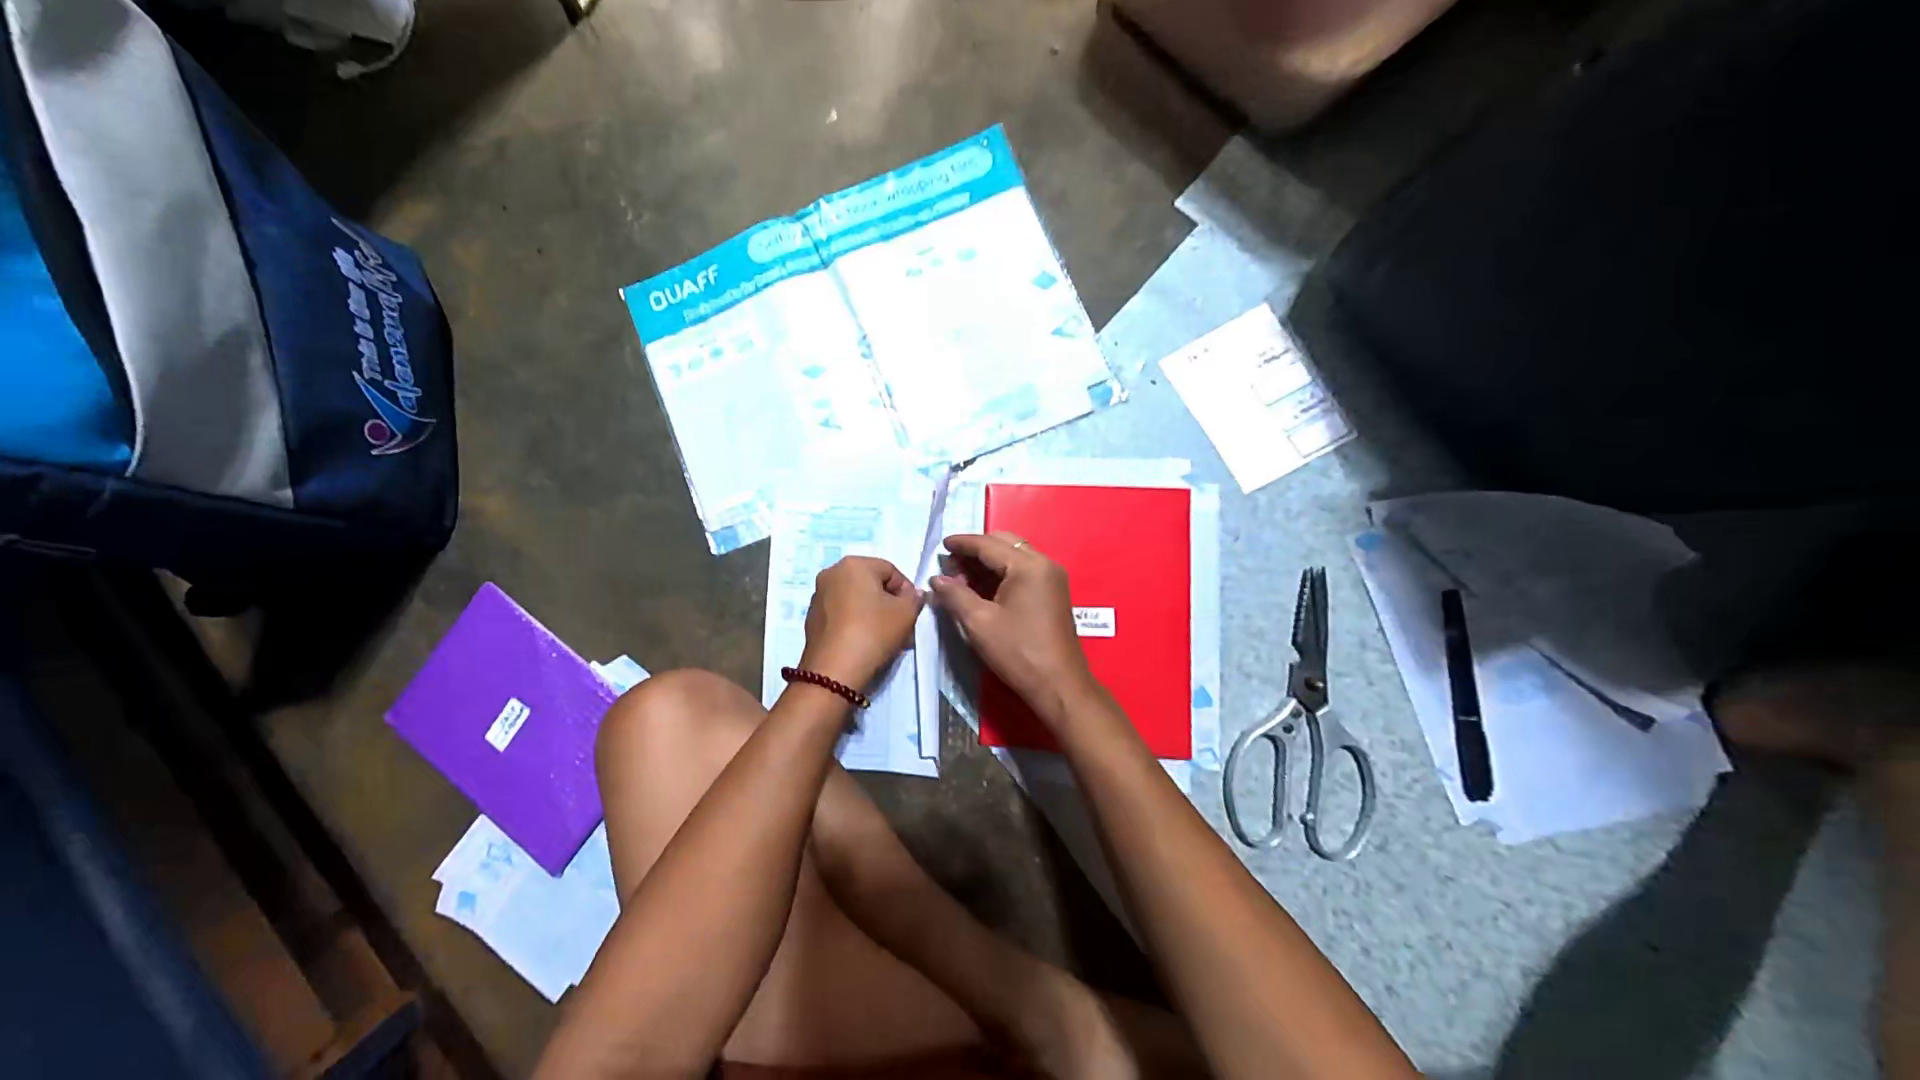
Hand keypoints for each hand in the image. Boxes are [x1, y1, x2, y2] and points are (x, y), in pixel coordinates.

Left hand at [799, 556, 922, 692]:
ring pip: (856, 600)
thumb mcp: (906, 613)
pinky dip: (855, 622)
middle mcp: (831, 574)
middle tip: (901, 625)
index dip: (906, 591)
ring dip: (872, 613)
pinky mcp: (812, 619)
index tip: (912, 612)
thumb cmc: (873, 631)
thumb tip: (913, 594)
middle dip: (888, 602)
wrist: (834, 670)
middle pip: (871, 584)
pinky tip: (865, 642)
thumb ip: (914, 598)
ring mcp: (818, 596)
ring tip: (884, 636)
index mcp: (853, 564)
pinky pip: (842, 614)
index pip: (891, 571)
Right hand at [929, 533, 1099, 728]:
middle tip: (951, 563)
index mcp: (1028, 566)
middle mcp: (1044, 564)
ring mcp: (1052, 578)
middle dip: (976, 550)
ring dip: (988, 562)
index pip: (988, 545)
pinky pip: (1024, 571)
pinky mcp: (1053, 593)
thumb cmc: (1018, 652)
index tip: (941, 544)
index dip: (962, 543)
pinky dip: (1002, 573)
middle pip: (1005, 544)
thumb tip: (937, 579)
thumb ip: (955, 594)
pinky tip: (982, 587)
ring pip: (1015, 556)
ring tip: (961, 575)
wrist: (1059, 685)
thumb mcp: (979, 623)